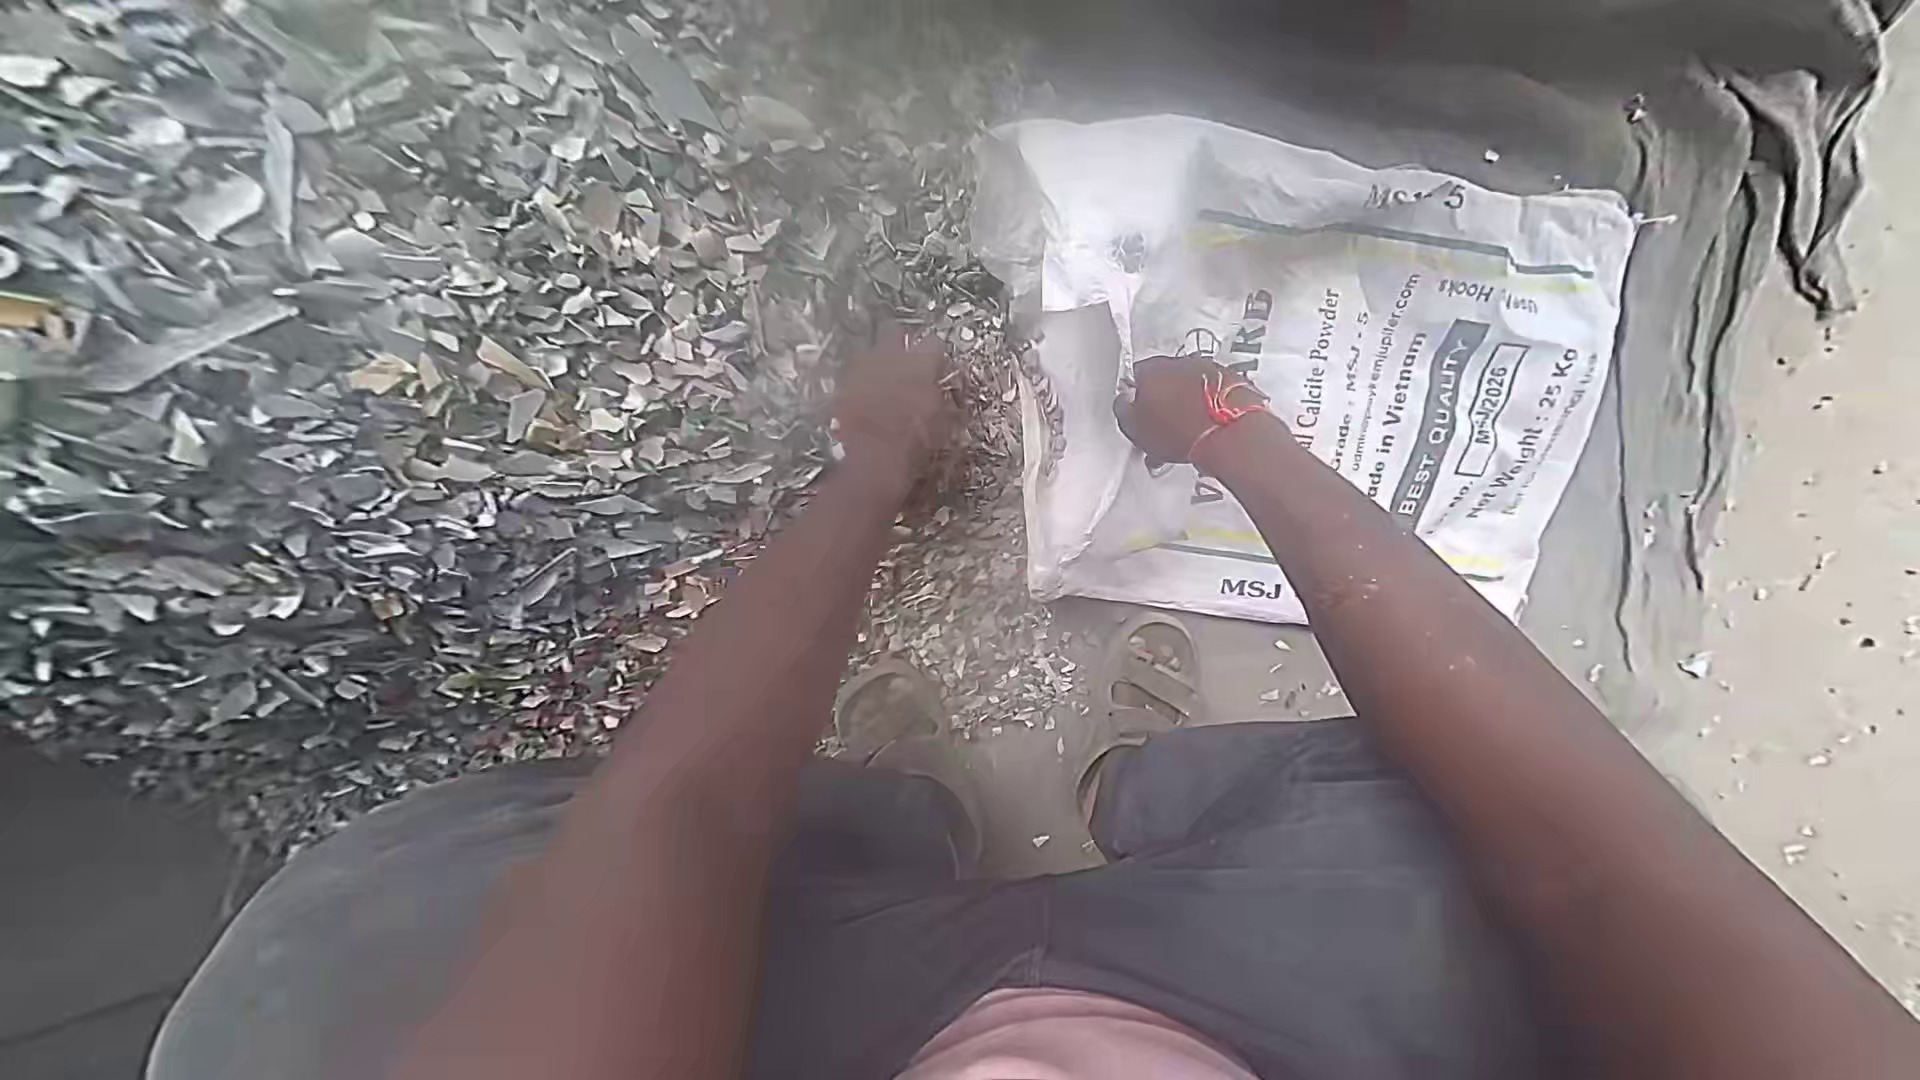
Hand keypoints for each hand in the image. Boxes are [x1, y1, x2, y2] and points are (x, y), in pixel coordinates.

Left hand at [834, 326, 949, 485]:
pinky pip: (853, 379)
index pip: (934, 345)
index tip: (937, 371)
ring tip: (883, 387)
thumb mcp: (943, 426)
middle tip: (908, 372)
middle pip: (897, 339)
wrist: (875, 458)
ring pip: (871, 356)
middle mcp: (890, 356)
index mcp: (922, 362)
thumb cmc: (916, 443)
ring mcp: (862, 369)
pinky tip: (864, 404)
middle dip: (902, 352)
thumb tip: (947, 400)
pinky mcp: (842, 387)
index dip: (935, 359)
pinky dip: (860, 388)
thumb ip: (944, 403)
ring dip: (878, 367)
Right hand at [1113, 354, 1269, 464]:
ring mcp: (1210, 370)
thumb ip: (1122, 409)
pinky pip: (1212, 394)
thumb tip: (1123, 401)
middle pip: (1163, 381)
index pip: (1133, 377)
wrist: (1229, 434)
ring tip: (1183, 438)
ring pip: (1188, 388)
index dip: (1132, 399)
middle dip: (1160, 403)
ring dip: (1184, 407)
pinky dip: (1207, 409)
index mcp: (1151, 369)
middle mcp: (1181, 362)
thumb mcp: (1134, 427)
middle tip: (1158, 431)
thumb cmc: (1180, 431)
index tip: (1135, 416)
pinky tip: (1204, 432)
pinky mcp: (1234, 382)